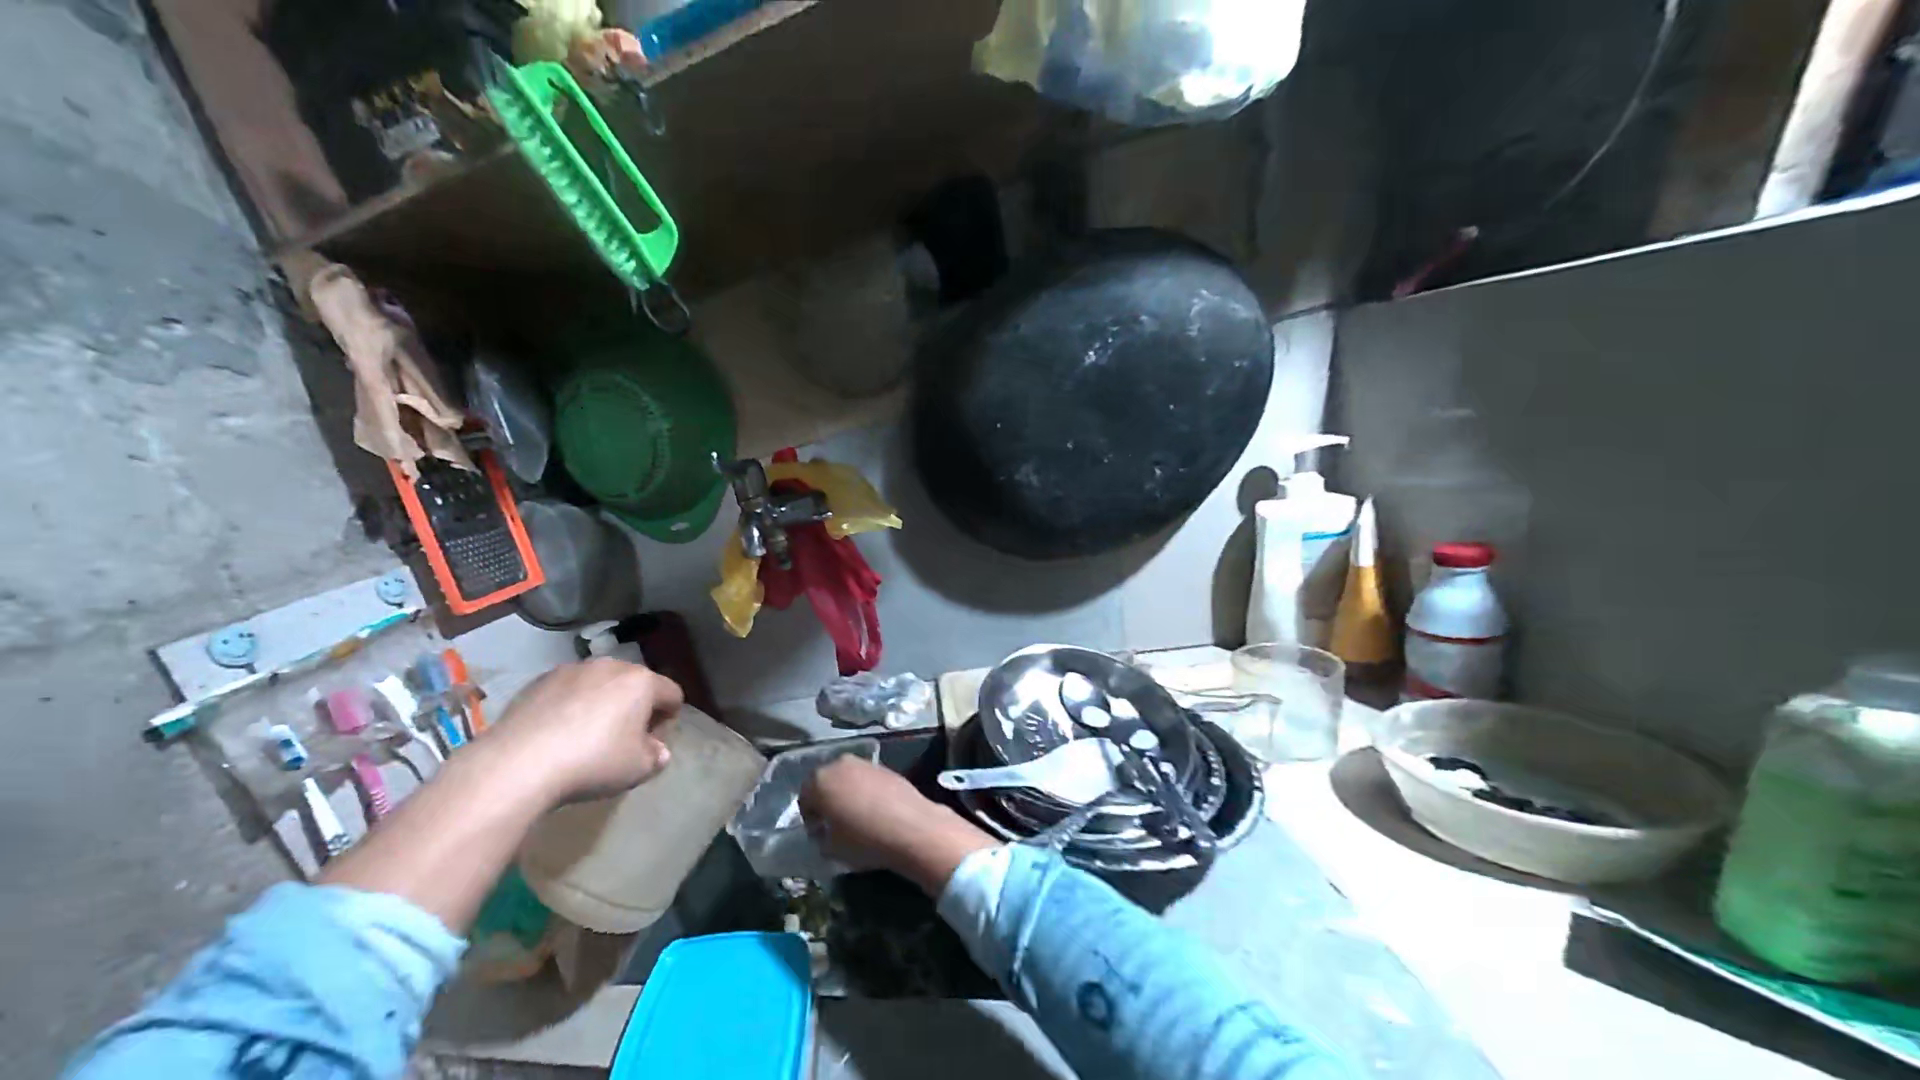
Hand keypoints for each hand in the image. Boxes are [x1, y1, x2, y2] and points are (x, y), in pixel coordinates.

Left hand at [476, 658, 684, 805]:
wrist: (518, 763)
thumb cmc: (593, 762)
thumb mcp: (638, 768)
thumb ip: (656, 756)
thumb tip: (657, 750)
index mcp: (642, 681)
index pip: (672, 694)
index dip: (668, 719)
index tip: (651, 744)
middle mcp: (611, 666)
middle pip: (635, 684)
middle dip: (634, 708)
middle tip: (622, 739)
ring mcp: (572, 670)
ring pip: (600, 684)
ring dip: (602, 703)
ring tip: (586, 735)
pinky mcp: (538, 680)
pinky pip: (567, 690)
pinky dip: (570, 706)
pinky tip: (557, 733)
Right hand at [800, 757, 996, 894]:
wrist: (912, 828)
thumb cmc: (863, 839)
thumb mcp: (830, 848)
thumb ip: (821, 836)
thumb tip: (825, 832)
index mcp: (819, 780)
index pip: (805, 797)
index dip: (810, 818)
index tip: (819, 834)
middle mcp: (840, 764)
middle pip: (826, 781)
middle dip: (827, 800)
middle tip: (835, 824)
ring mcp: (866, 763)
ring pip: (848, 778)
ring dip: (848, 794)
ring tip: (857, 818)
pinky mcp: (887, 767)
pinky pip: (868, 780)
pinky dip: (867, 792)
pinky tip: (876, 812)